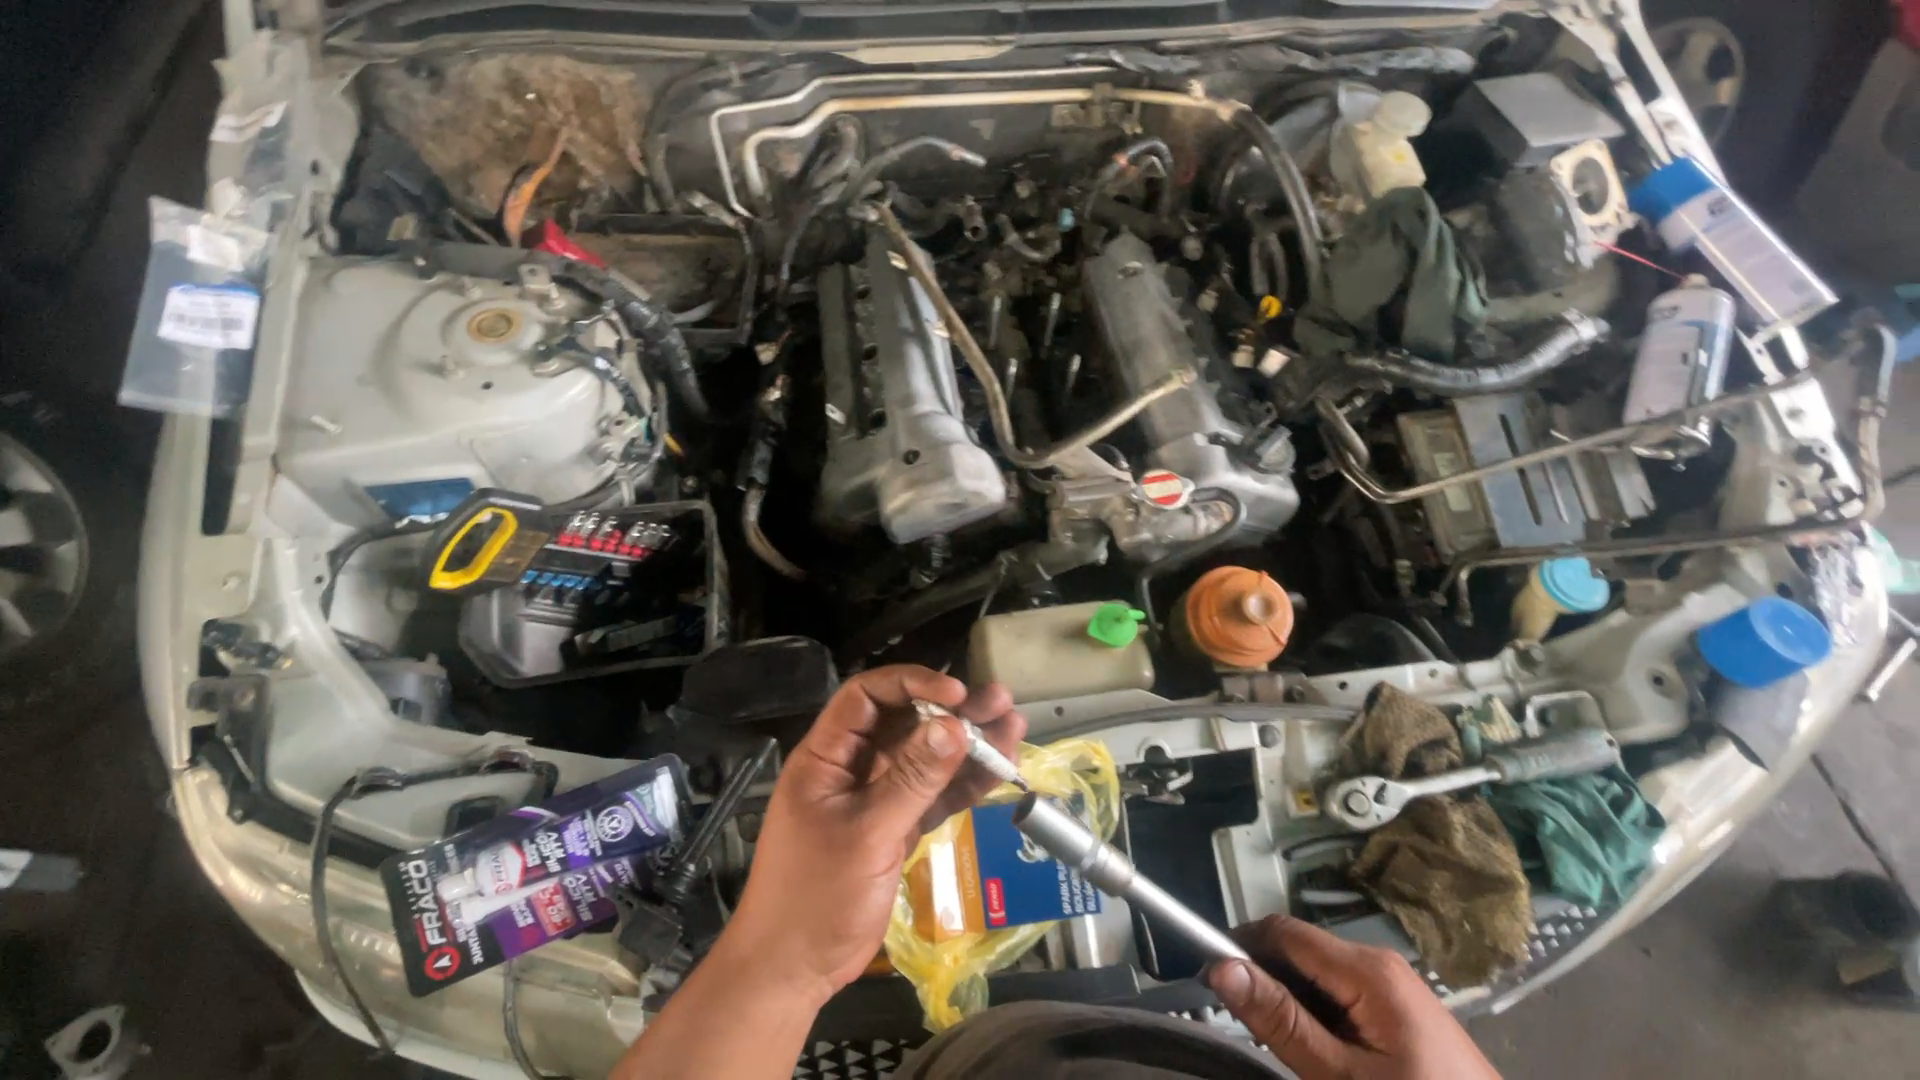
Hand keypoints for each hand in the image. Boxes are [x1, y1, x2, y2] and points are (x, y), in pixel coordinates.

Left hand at [721, 665, 1026, 1003]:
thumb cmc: (815, 896)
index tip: (955, 694)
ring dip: (968, 745)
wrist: (794, 969)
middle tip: (1000, 701)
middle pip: (905, 724)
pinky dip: (964, 785)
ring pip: (926, 759)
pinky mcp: (894, 829)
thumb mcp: (867, 834)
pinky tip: (1000, 770)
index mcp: (826, 757)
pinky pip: (933, 796)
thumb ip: (912, 779)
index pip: (866, 697)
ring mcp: (875, 799)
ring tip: (1014, 727)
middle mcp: (852, 768)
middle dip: (953, 712)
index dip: (911, 684)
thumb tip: (954, 726)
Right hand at [1206, 915, 1500, 1079]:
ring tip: (1284, 1047)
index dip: (1238, 947)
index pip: (1279, 931)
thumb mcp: (1340, 1076)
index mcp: (1366, 968)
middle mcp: (1378, 961)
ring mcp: (1393, 983)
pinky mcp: (1399, 1006)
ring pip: (1315, 972)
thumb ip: (1280, 1020)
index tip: (1207, 984)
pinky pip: (1339, 992)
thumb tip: (1221, 966)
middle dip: (1263, 978)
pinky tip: (1318, 1052)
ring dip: (1287, 1000)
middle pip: (1296, 948)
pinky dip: (1315, 1013)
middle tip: (1247, 1029)